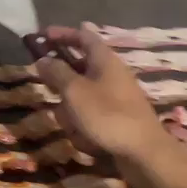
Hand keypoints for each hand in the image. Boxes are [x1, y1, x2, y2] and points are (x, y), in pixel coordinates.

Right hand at [33, 25, 171, 162]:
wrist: (144, 154)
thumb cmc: (108, 115)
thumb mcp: (74, 91)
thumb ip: (56, 72)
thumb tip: (43, 59)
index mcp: (105, 60)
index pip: (83, 36)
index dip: (62, 33)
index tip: (42, 36)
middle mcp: (112, 74)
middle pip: (78, 68)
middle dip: (61, 81)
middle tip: (46, 86)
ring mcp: (115, 98)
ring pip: (81, 96)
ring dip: (70, 110)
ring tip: (71, 124)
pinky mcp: (116, 119)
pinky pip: (90, 116)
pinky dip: (83, 126)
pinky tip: (85, 139)